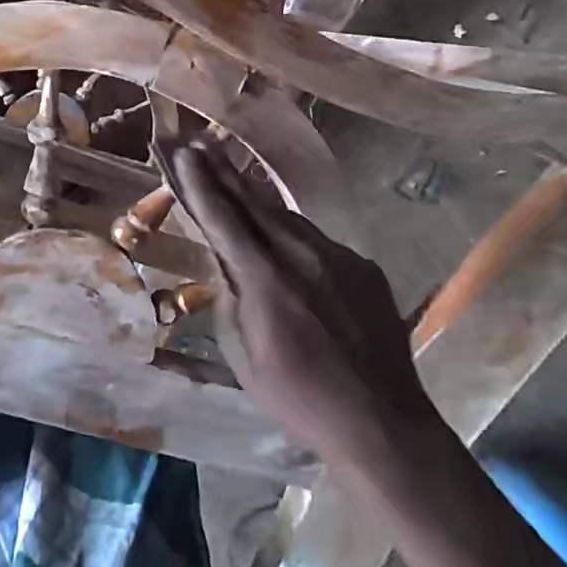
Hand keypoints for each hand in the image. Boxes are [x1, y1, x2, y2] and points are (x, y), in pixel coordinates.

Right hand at [169, 140, 438, 464]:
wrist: (383, 423)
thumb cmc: (299, 397)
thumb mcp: (243, 356)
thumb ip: (230, 300)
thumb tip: (225, 265)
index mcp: (267, 280)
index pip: (225, 219)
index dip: (201, 184)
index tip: (183, 153)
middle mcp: (303, 256)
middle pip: (255, 203)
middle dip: (223, 172)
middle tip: (199, 143)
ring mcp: (339, 258)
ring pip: (287, 217)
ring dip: (255, 197)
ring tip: (230, 176)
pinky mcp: (363, 268)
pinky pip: (317, 239)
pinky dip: (290, 231)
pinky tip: (280, 235)